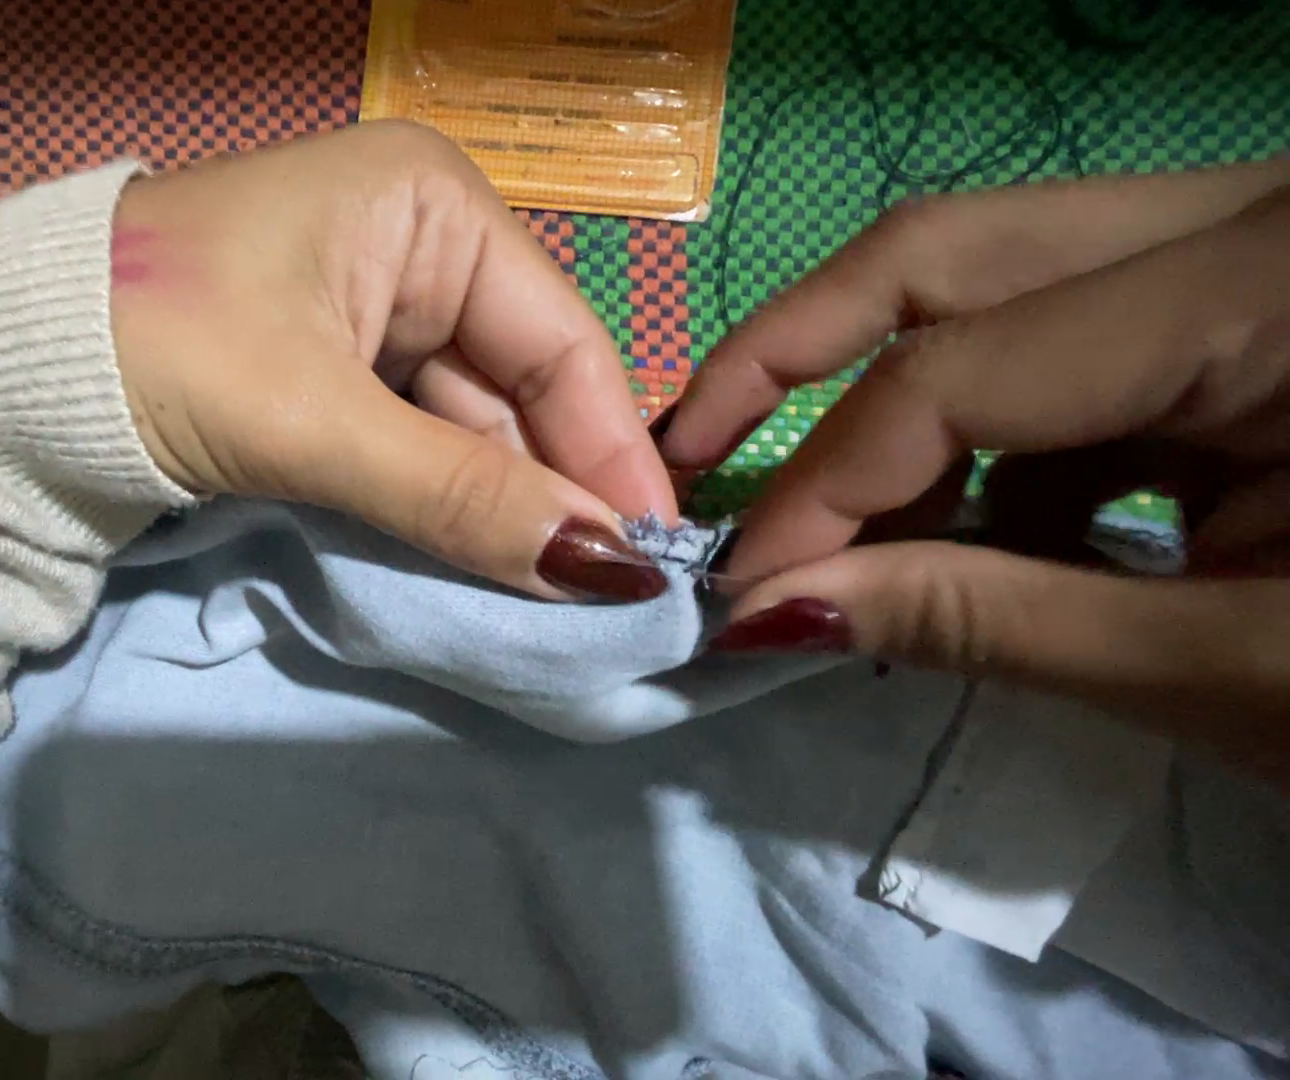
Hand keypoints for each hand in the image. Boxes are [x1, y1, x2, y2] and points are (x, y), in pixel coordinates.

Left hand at [109, 121, 678, 600]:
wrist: (3, 370)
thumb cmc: (159, 348)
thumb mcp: (314, 420)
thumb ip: (457, 494)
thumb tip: (600, 568)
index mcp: (430, 208)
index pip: (559, 340)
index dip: (610, 451)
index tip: (651, 553)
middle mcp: (416, 251)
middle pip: (520, 387)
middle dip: (555, 489)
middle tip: (608, 595)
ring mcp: (375, 317)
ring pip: (469, 426)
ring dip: (501, 507)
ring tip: (556, 594)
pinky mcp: (337, 376)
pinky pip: (417, 444)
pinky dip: (443, 504)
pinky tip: (482, 558)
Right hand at [660, 160, 1289, 784]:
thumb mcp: (1242, 677)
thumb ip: (974, 623)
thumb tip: (767, 618)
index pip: (950, 377)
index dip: (822, 490)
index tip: (747, 589)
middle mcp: (1258, 220)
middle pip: (935, 251)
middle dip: (783, 355)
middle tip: (691, 445)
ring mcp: (1252, 258)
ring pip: (979, 283)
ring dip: (880, 412)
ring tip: (837, 524)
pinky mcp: (1244, 315)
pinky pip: (1050, 352)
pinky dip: (975, 446)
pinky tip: (973, 534)